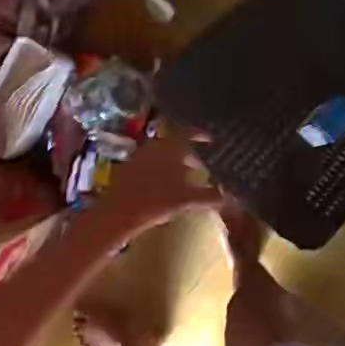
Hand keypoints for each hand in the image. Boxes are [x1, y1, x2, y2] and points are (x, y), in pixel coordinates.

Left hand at [87, 128, 222, 237]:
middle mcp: (154, 146)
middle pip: (175, 145)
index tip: (210, 139)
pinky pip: (149, 165)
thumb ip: (209, 195)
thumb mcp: (187, 199)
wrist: (117, 213)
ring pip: (161, 155)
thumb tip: (227, 195)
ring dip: (174, 164)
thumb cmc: (156, 200)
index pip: (188, 132)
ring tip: (185, 179)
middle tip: (201, 165)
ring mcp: (138, 157)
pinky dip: (161, 172)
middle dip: (189, 154)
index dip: (200, 135)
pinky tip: (165, 188)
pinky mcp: (127, 171)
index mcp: (169, 146)